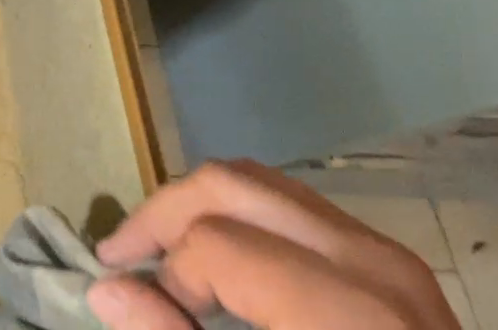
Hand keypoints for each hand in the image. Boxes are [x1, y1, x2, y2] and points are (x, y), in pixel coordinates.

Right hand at [89, 161, 459, 329]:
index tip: (151, 318)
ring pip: (257, 180)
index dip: (168, 277)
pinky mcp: (390, 259)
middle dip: (163, 214)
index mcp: (347, 313)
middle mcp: (371, 262)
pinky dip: (238, 215)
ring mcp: (386, 253)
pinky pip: (290, 203)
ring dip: (196, 208)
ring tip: (162, 252)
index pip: (217, 244)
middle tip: (123, 256)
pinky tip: (220, 259)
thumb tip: (107, 290)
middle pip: (230, 185)